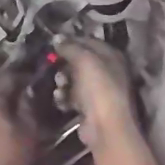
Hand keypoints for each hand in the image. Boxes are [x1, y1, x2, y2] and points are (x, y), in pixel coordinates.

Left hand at [0, 73, 36, 164]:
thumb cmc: (8, 156)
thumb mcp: (28, 130)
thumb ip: (29, 106)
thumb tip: (28, 91)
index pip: (9, 76)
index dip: (24, 75)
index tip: (36, 78)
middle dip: (10, 87)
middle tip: (27, 92)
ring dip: (0, 101)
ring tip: (15, 108)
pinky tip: (0, 122)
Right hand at [55, 37, 137, 153]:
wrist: (105, 127)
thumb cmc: (98, 88)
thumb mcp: (84, 61)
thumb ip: (70, 47)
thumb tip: (57, 37)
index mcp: (111, 56)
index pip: (89, 41)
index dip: (71, 41)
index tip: (53, 44)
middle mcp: (107, 71)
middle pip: (79, 61)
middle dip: (64, 64)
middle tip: (54, 66)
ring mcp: (98, 90)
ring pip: (73, 79)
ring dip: (62, 82)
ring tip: (60, 88)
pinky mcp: (89, 107)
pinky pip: (72, 97)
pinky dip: (64, 97)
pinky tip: (61, 101)